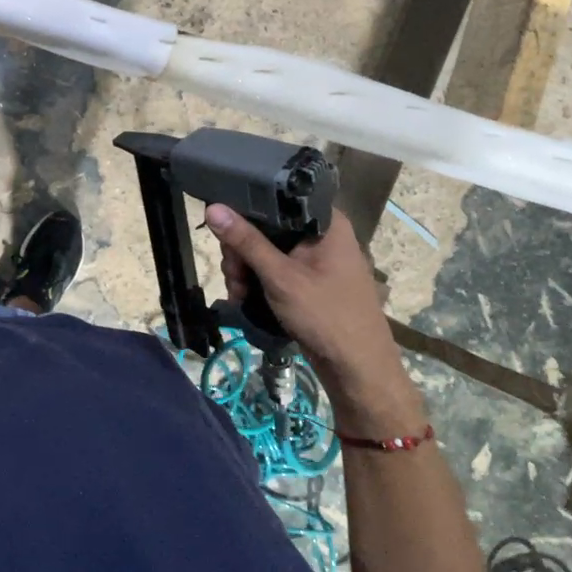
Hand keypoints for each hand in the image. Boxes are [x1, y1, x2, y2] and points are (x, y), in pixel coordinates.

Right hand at [206, 205, 422, 432]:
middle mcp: (322, 234)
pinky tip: (244, 297)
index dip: (246, 211)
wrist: (359, 373)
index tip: (227, 233)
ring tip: (238, 293)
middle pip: (266, 227)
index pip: (277, 199)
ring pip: (266, 250)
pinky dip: (258, 281)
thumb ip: (246, 241)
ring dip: (245, 270)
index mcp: (326, 223)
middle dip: (241, 252)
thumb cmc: (327, 317)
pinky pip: (275, 268)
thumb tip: (212, 207)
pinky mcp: (309, 280)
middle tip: (233, 275)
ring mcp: (316, 259)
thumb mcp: (280, 277)